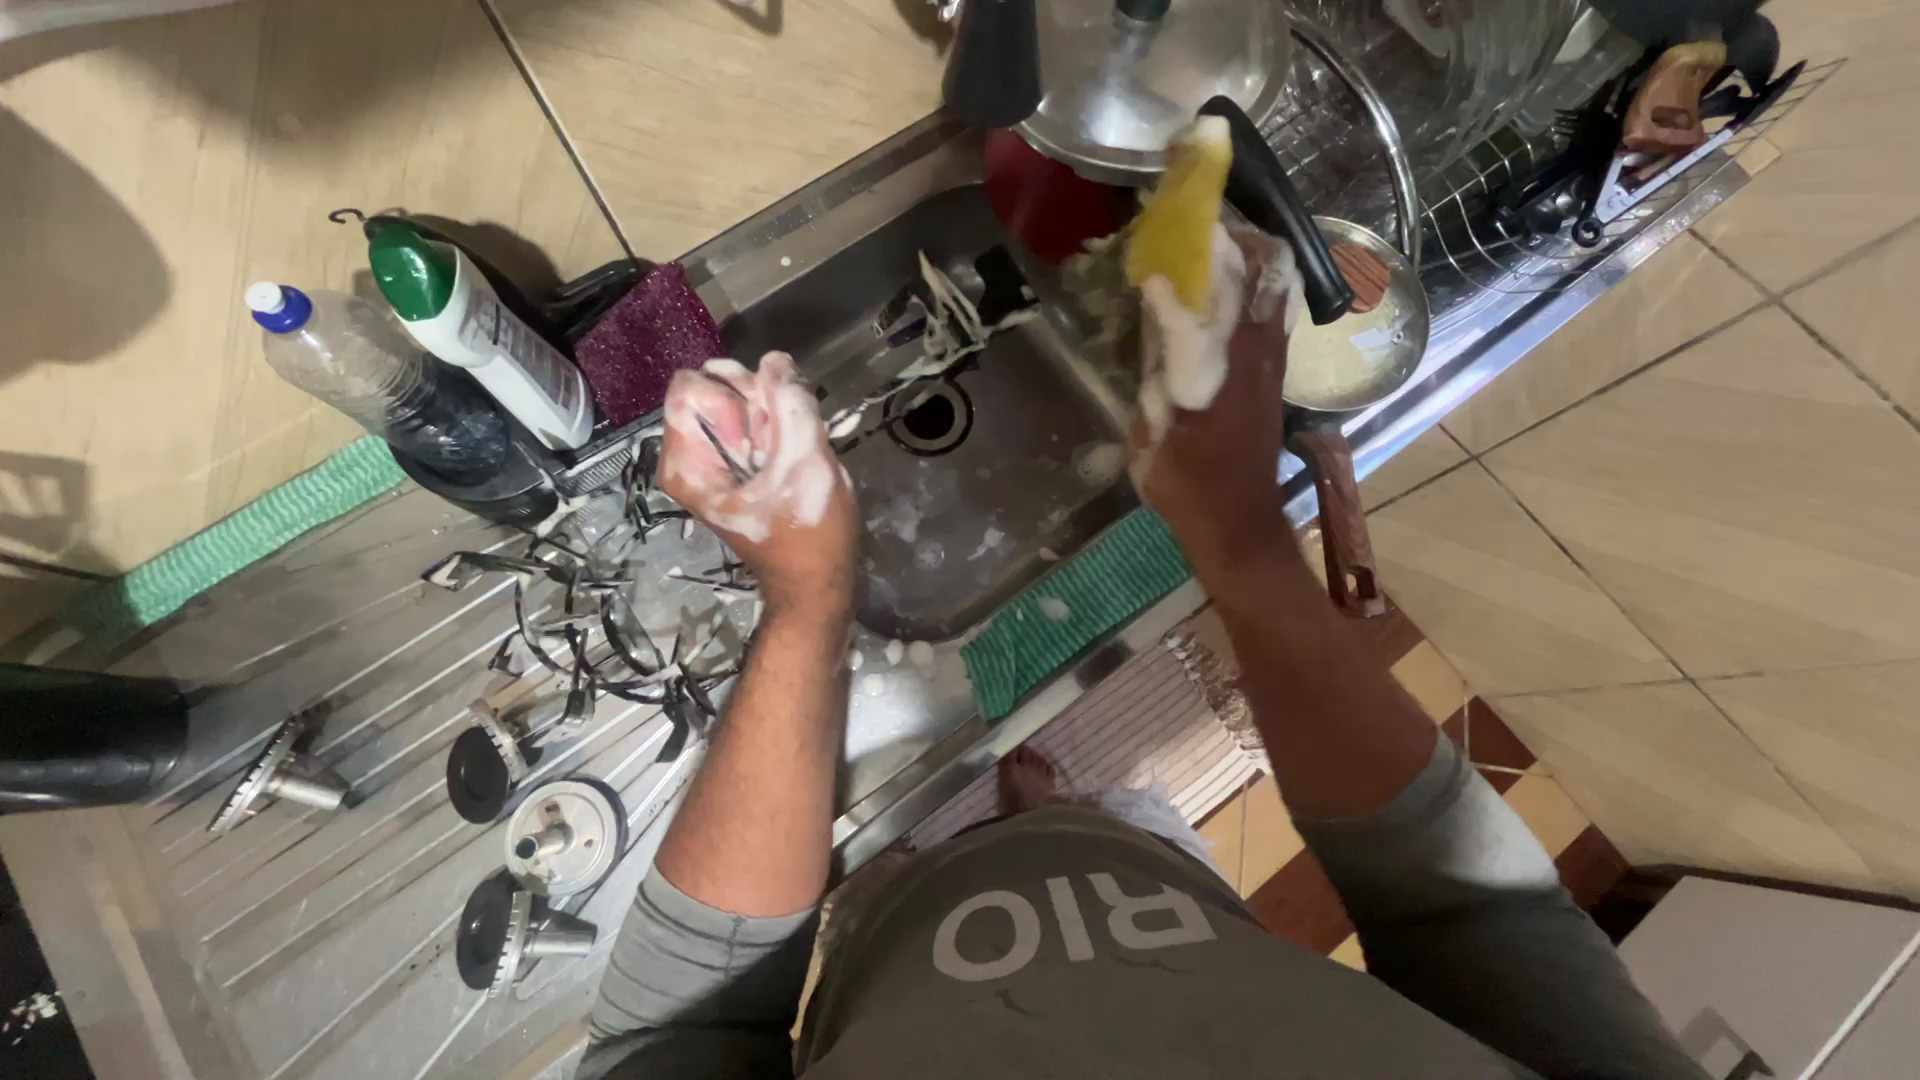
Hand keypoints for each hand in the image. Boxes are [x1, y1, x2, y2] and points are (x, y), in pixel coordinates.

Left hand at [658, 352, 858, 623]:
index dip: (738, 395)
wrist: (818, 585)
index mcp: (685, 461)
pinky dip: (779, 433)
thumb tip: (776, 360)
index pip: (693, 384)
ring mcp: (714, 460)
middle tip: (785, 446)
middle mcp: (689, 456)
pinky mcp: (738, 465)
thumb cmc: (809, 536)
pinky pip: (754, 423)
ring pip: (740, 404)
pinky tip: (794, 462)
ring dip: (775, 420)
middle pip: (716, 389)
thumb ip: (791, 406)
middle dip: (759, 405)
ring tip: (793, 459)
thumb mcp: (806, 466)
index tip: (768, 431)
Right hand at [1131, 227, 1300, 577]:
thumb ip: (1153, 365)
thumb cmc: (1187, 481)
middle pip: (1271, 270)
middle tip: (1203, 227)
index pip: (1230, 282)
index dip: (1213, 241)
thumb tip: (1154, 309)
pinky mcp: (1272, 376)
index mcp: (1228, 363)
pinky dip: (1252, 291)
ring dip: (1250, 261)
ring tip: (1212, 251)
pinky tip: (1221, 295)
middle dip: (1240, 237)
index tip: (1189, 215)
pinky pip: (1271, 314)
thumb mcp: (1153, 427)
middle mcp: (1261, 352)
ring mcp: (1272, 362)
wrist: (1236, 522)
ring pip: (1277, 289)